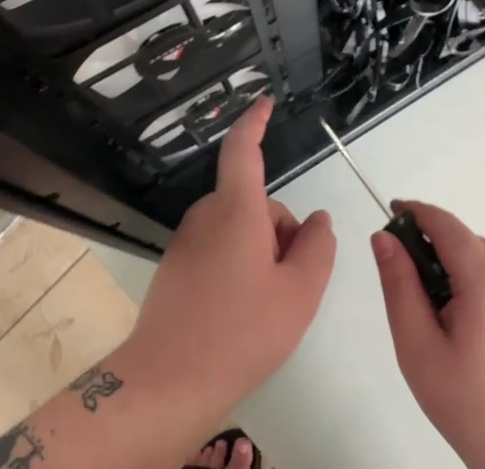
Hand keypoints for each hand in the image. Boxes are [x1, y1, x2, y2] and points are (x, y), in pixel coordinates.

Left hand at [124, 97, 336, 411]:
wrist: (167, 382)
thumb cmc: (240, 332)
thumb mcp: (299, 293)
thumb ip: (317, 247)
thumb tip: (316, 222)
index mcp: (236, 211)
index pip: (244, 150)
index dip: (256, 122)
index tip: (265, 102)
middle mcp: (206, 216)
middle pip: (255, 203)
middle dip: (280, 231)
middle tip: (289, 283)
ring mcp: (186, 242)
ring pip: (239, 228)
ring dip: (260, 252)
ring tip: (264, 306)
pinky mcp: (176, 267)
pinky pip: (219, 249)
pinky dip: (238, 267)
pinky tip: (238, 314)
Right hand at [373, 201, 484, 468]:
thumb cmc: (466, 401)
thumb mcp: (417, 346)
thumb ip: (399, 284)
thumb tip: (383, 237)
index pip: (446, 224)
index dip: (415, 212)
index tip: (388, 212)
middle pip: (463, 239)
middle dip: (430, 247)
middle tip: (403, 284)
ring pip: (479, 255)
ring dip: (451, 264)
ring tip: (431, 313)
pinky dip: (471, 279)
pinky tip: (459, 320)